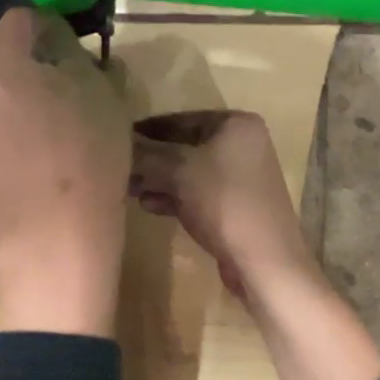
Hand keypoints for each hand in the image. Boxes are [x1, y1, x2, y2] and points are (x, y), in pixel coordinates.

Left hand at [0, 10, 133, 336]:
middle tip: (59, 98)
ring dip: (8, 101)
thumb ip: (73, 51)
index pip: (27, 20)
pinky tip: (24, 159)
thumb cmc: (84, 151)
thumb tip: (58, 45)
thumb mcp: (99, 88)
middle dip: (24, 68)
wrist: (53, 228)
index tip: (75, 59)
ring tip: (42, 135)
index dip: (54, 36)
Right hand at [132, 110, 379, 379]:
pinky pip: (198, 194)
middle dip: (151, 159)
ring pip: (189, 173)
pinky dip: (174, 197)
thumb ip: (147, 155)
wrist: (264, 261)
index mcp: (236, 124)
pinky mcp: (235, 207)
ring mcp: (240, 179)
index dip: (147, 130)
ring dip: (158, 180)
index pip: (180, 119)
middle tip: (117, 168)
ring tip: (126, 188)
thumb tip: (118, 144)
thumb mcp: (179, 172)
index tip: (116, 141)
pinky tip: (147, 205)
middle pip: (184, 146)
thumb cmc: (224, 203)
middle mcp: (242, 145)